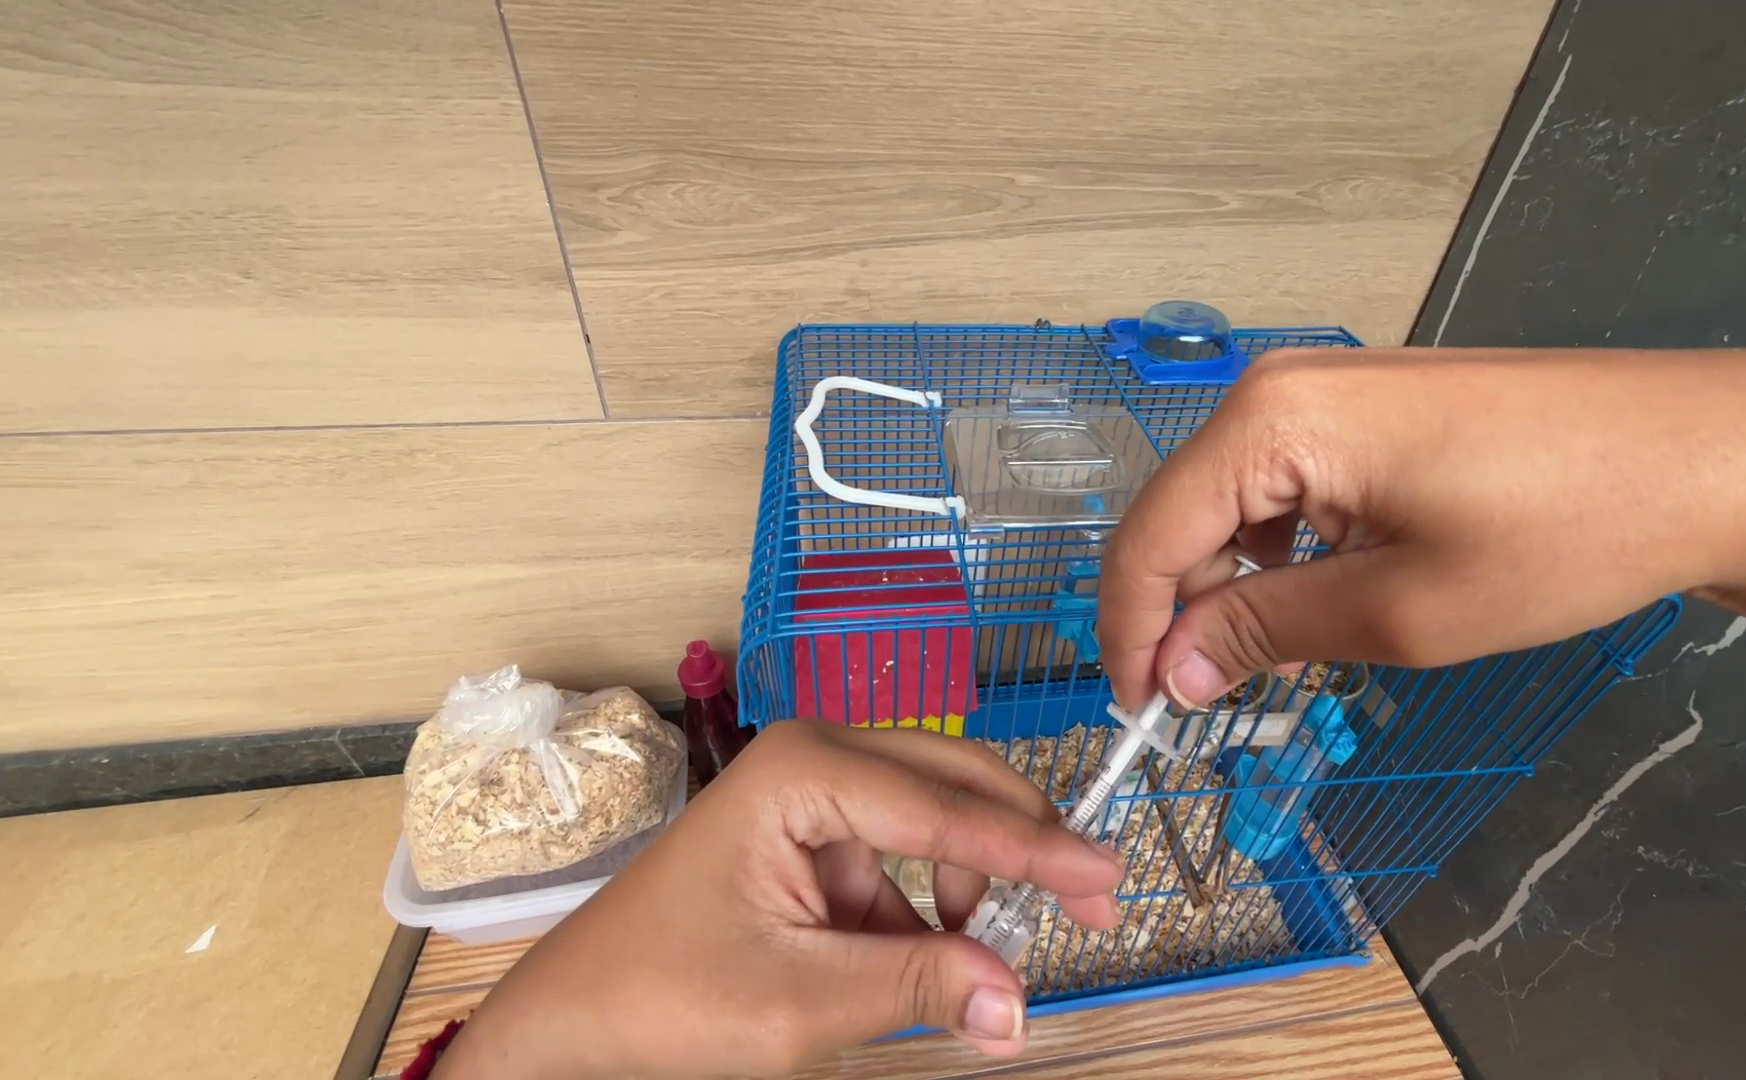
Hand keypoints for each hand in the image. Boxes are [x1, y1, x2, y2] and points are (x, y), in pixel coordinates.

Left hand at [437, 721, 1126, 1078]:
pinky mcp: (820, 824)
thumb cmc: (663, 1003)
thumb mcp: (797, 1003)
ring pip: (936, 809)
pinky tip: (935, 938)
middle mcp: (819, 754)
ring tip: (991, 943)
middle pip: (952, 778)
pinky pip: (904, 846)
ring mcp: (820, 785)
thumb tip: (1019, 1007)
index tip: (1107, 877)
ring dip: (977, 872)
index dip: (1032, 848)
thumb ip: (915, 987)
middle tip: (1095, 892)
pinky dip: (935, 892)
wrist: (571, 1024)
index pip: (941, 808)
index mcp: (805, 768)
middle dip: (1023, 836)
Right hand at [1098, 346, 1745, 710]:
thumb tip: (1169, 677)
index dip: (1129, 629)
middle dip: (1177, 611)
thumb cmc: (1564, 532)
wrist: (1724, 453)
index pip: (1151, 536)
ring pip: (1217, 506)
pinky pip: (1265, 488)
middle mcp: (1269, 391)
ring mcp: (1307, 391)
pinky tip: (1304, 588)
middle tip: (1200, 696)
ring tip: (1264, 650)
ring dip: (1223, 585)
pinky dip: (1265, 551)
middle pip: (1177, 518)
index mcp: (1268, 424)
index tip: (1138, 708)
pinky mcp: (1343, 407)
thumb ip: (1261, 634)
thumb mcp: (1397, 610)